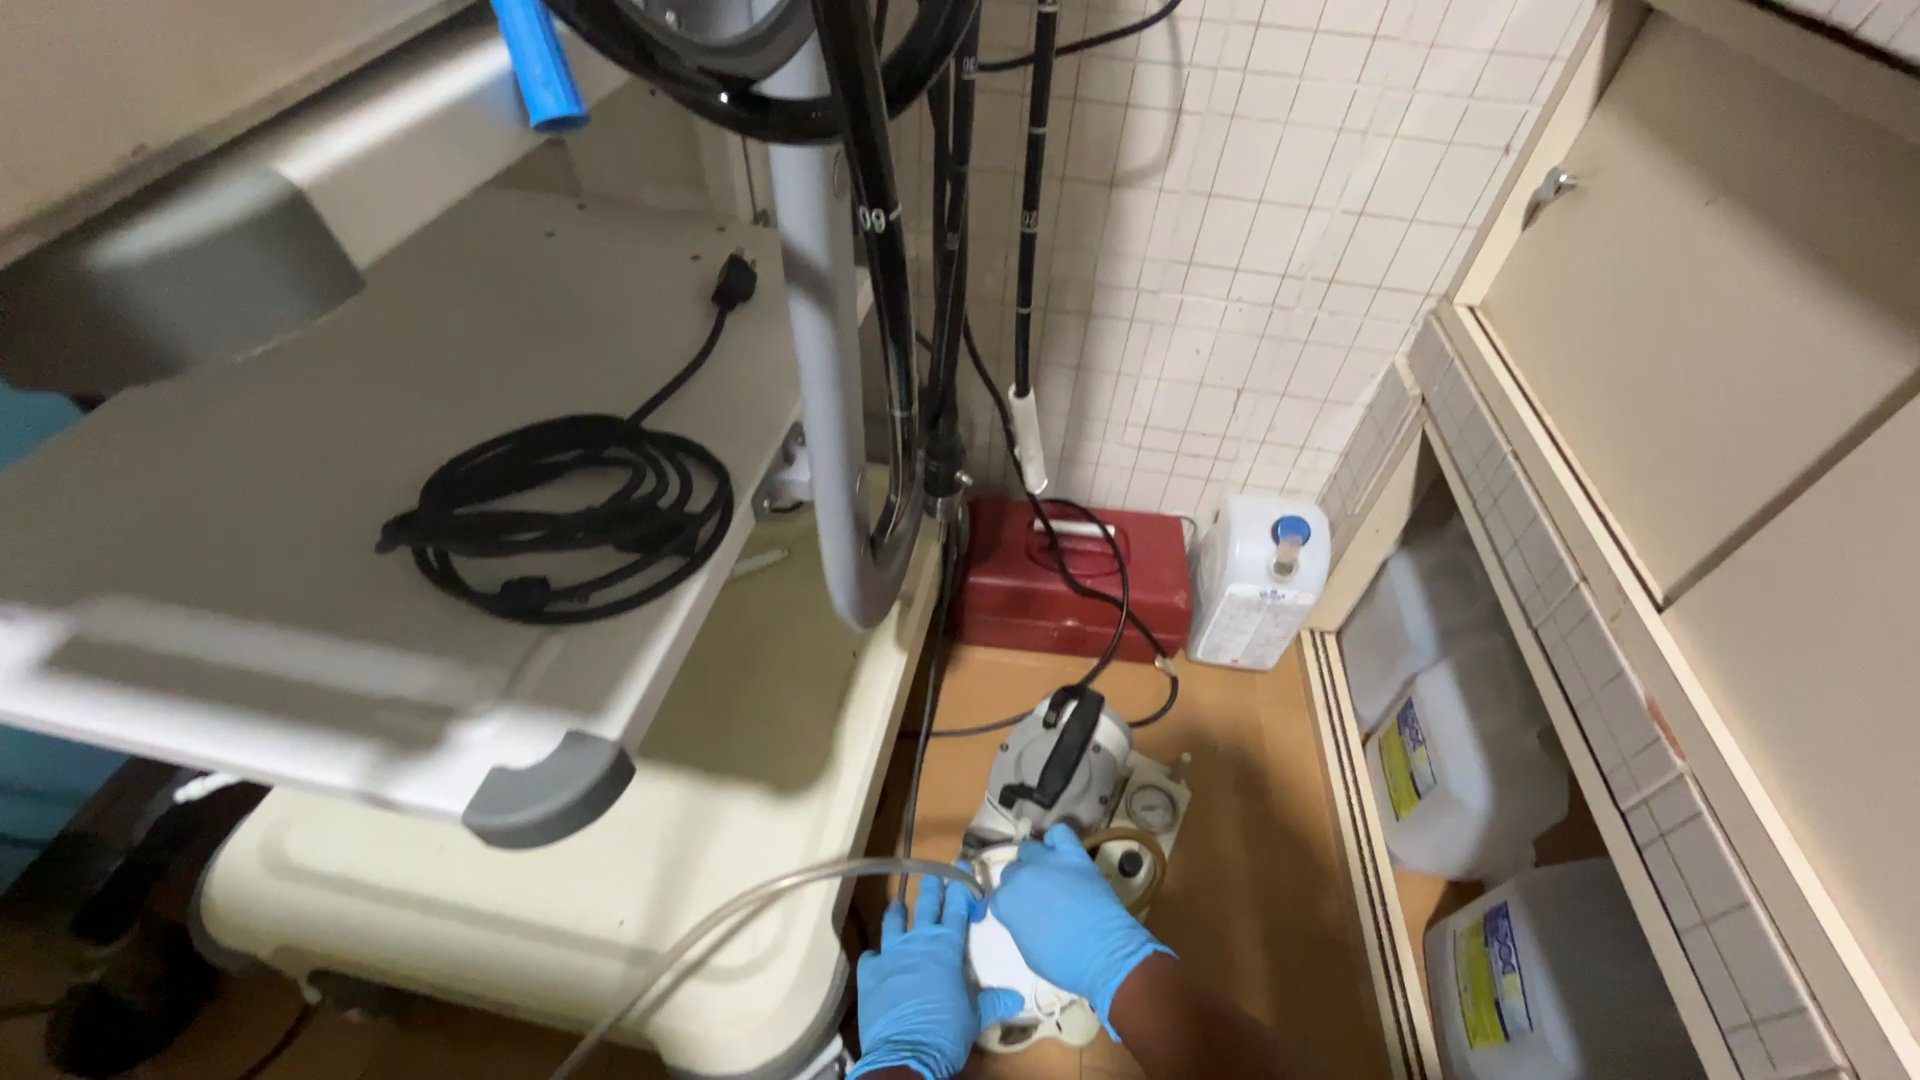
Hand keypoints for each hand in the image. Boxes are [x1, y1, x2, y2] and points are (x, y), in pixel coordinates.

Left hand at [851, 873, 1024, 1079]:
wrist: (905, 1053)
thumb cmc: (946, 1032)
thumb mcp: (974, 1018)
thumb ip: (992, 1002)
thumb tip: (1016, 998)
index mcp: (946, 947)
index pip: (956, 908)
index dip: (960, 887)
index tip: (962, 868)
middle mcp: (918, 942)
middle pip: (926, 906)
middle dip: (931, 887)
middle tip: (933, 873)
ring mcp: (891, 954)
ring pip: (894, 923)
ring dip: (897, 913)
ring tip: (898, 904)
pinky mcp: (869, 973)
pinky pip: (871, 956)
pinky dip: (875, 956)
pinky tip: (876, 957)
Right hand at [989, 823, 1171, 1034]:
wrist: (1104, 952)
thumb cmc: (1063, 962)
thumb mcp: (1028, 951)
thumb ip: (1019, 924)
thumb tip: (1023, 914)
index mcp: (1006, 902)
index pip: (998, 897)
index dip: (1010, 906)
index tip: (1022, 914)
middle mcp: (1021, 876)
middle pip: (1012, 870)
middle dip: (1021, 882)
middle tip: (1038, 897)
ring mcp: (1047, 861)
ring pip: (1030, 848)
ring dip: (1035, 861)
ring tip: (1049, 874)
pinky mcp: (1072, 853)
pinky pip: (1059, 832)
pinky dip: (1058, 841)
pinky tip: (1063, 854)